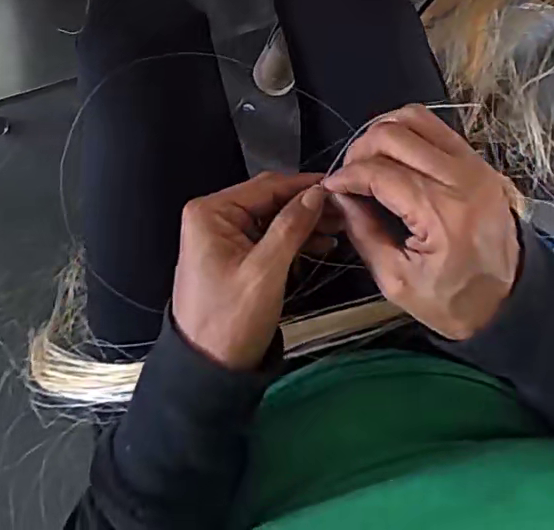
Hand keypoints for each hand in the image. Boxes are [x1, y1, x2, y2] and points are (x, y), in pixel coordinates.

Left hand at [171, 171, 331, 369]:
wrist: (207, 368)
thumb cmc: (231, 319)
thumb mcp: (265, 272)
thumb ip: (290, 228)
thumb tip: (316, 193)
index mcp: (211, 211)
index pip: (265, 186)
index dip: (303, 185)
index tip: (339, 187)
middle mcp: (212, 215)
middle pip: (267, 199)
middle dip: (306, 205)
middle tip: (346, 211)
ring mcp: (221, 234)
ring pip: (270, 217)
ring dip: (302, 223)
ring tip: (340, 229)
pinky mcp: (231, 253)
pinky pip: (266, 236)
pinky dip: (291, 239)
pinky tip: (320, 244)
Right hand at [324, 105, 519, 339]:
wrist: (513, 304)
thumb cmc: (454, 299)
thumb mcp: (396, 281)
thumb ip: (362, 232)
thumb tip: (339, 195)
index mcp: (443, 215)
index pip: (378, 172)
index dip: (346, 176)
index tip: (332, 187)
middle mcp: (462, 180)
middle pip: (392, 135)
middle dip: (359, 150)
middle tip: (349, 174)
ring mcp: (474, 165)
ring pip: (413, 117)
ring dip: (382, 132)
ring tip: (370, 159)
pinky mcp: (478, 160)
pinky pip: (433, 125)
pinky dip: (405, 131)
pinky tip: (393, 154)